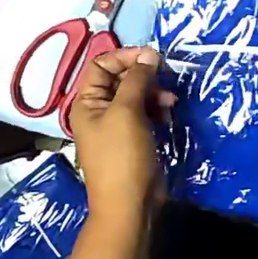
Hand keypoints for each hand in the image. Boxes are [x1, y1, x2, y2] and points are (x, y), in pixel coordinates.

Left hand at [70, 46, 175, 218]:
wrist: (130, 204)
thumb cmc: (123, 156)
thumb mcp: (128, 112)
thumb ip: (137, 80)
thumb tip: (149, 54)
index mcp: (86, 101)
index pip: (102, 65)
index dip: (126, 57)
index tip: (153, 57)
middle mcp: (98, 110)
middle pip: (120, 79)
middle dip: (144, 76)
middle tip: (166, 79)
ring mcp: (116, 126)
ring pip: (136, 96)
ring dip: (154, 93)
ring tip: (170, 102)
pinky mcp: (133, 139)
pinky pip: (144, 114)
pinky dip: (156, 110)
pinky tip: (168, 115)